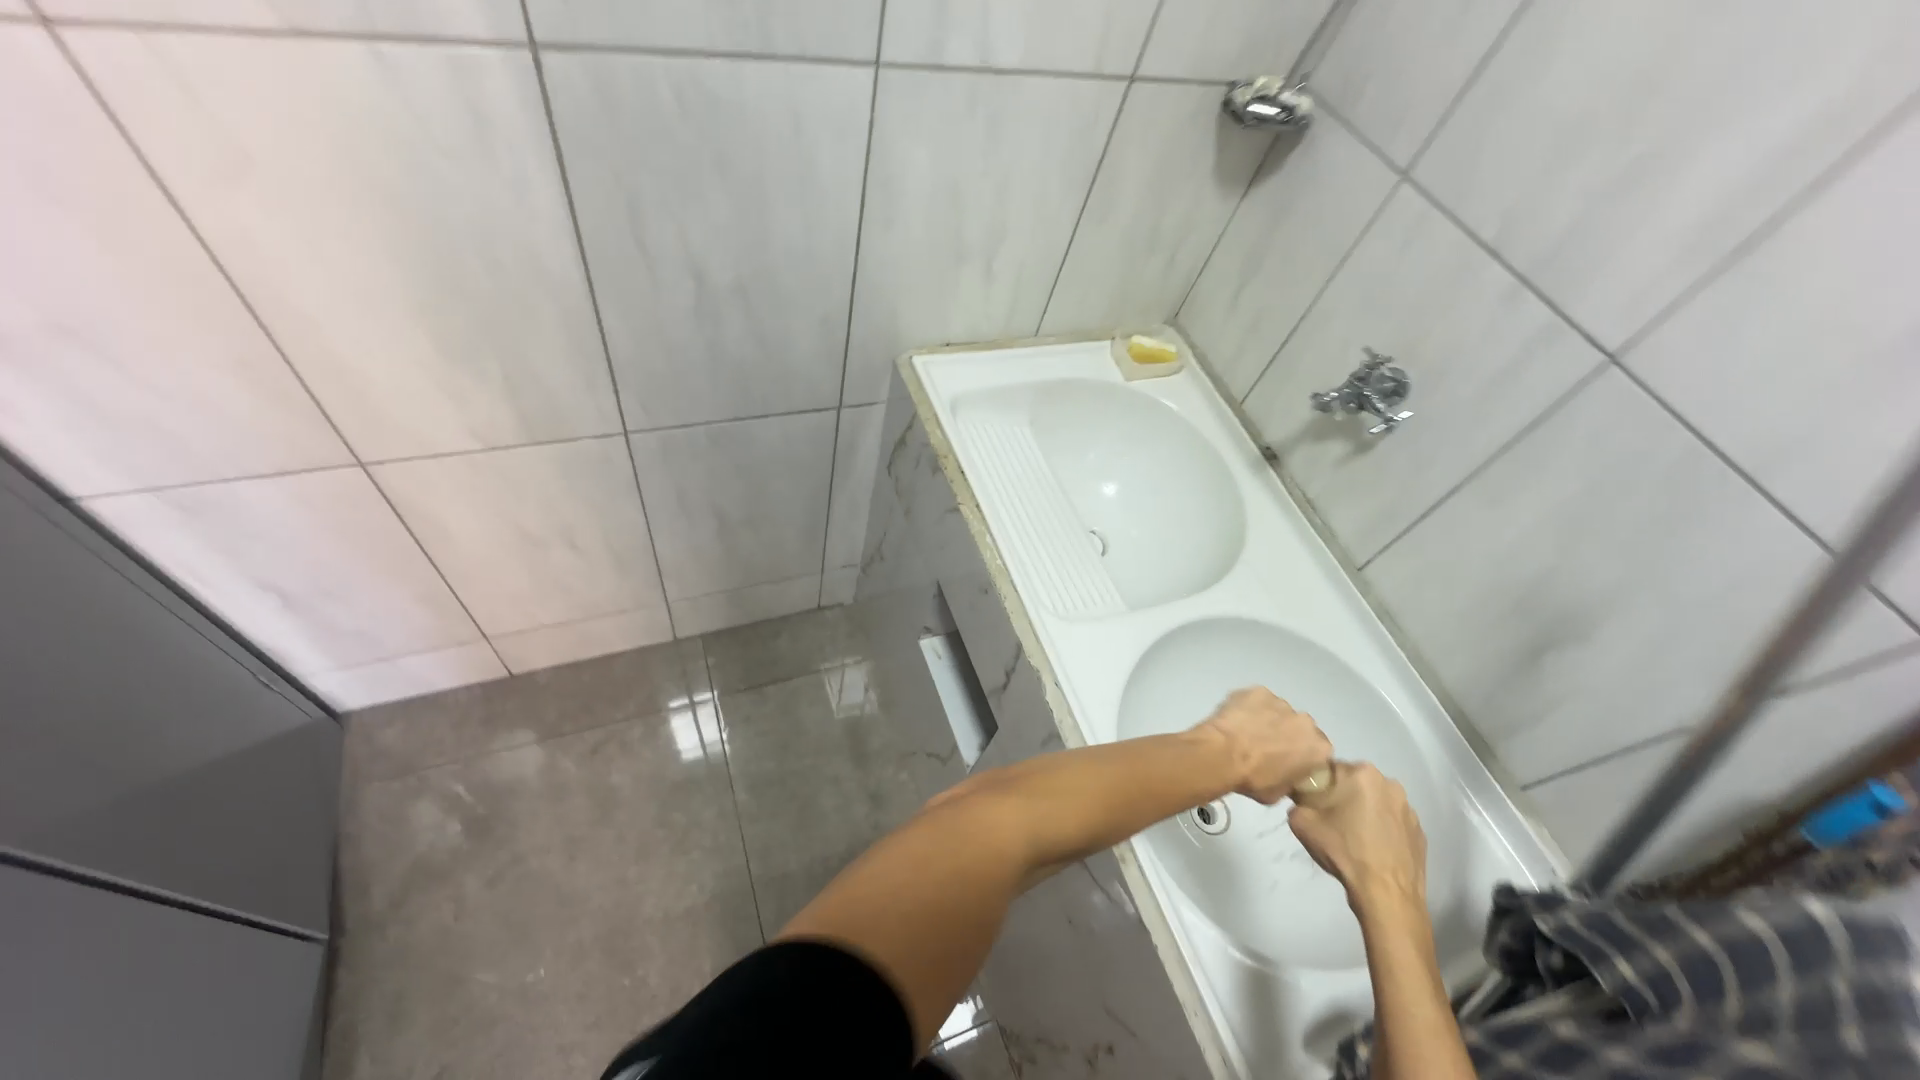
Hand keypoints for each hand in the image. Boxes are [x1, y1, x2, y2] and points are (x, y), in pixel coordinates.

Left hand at [1193, 687, 1331, 804]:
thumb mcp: (1278, 794)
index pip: (1317, 752)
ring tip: (1246, 732)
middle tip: (1265, 746)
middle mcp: (1305, 721)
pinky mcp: (1258, 691)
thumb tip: (1284, 776)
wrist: (1221, 754)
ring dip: (1267, 720)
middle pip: (1299, 728)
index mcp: (1318, 748)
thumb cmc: (1253, 779)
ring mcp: (1281, 702)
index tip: (1287, 762)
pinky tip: (1236, 718)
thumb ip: (1289, 780)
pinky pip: (1257, 700)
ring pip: (1278, 712)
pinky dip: (1249, 707)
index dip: (1302, 757)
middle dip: (1286, 735)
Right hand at [1288, 762, 1426, 908]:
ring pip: (1377, 802)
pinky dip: (1383, 830)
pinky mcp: (1420, 832)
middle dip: (1343, 797)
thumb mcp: (1301, 822)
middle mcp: (1389, 783)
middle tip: (1332, 821)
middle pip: (1356, 784)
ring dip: (1365, 812)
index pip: (1330, 769)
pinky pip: (1393, 823)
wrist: (1386, 893)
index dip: (1317, 786)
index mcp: (1361, 773)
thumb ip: (1298, 802)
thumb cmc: (1343, 850)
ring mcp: (1409, 808)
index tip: (1313, 804)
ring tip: (1355, 838)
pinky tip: (1373, 849)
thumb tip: (1305, 802)